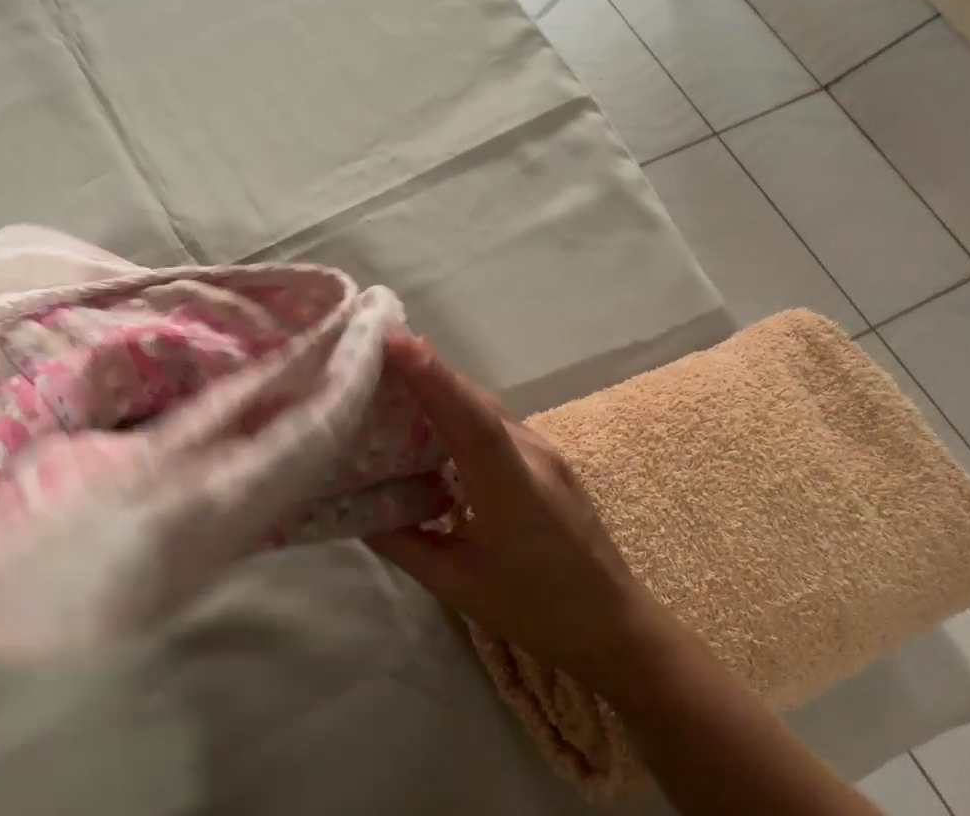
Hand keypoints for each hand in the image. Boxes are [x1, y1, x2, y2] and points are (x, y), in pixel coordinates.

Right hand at [366, 332, 678, 694]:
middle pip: (473, 402)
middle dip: (422, 370)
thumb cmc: (534, 612)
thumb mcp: (453, 585)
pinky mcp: (545, 458)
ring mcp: (545, 454)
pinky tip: (424, 417)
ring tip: (385, 375)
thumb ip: (400, 540)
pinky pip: (492, 422)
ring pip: (482, 407)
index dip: (433, 379)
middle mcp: (534, 459)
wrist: (617, 630)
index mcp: (513, 493)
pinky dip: (454, 409)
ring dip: (437, 388)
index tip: (395, 340)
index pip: (472, 423)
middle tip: (367, 351)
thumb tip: (352, 503)